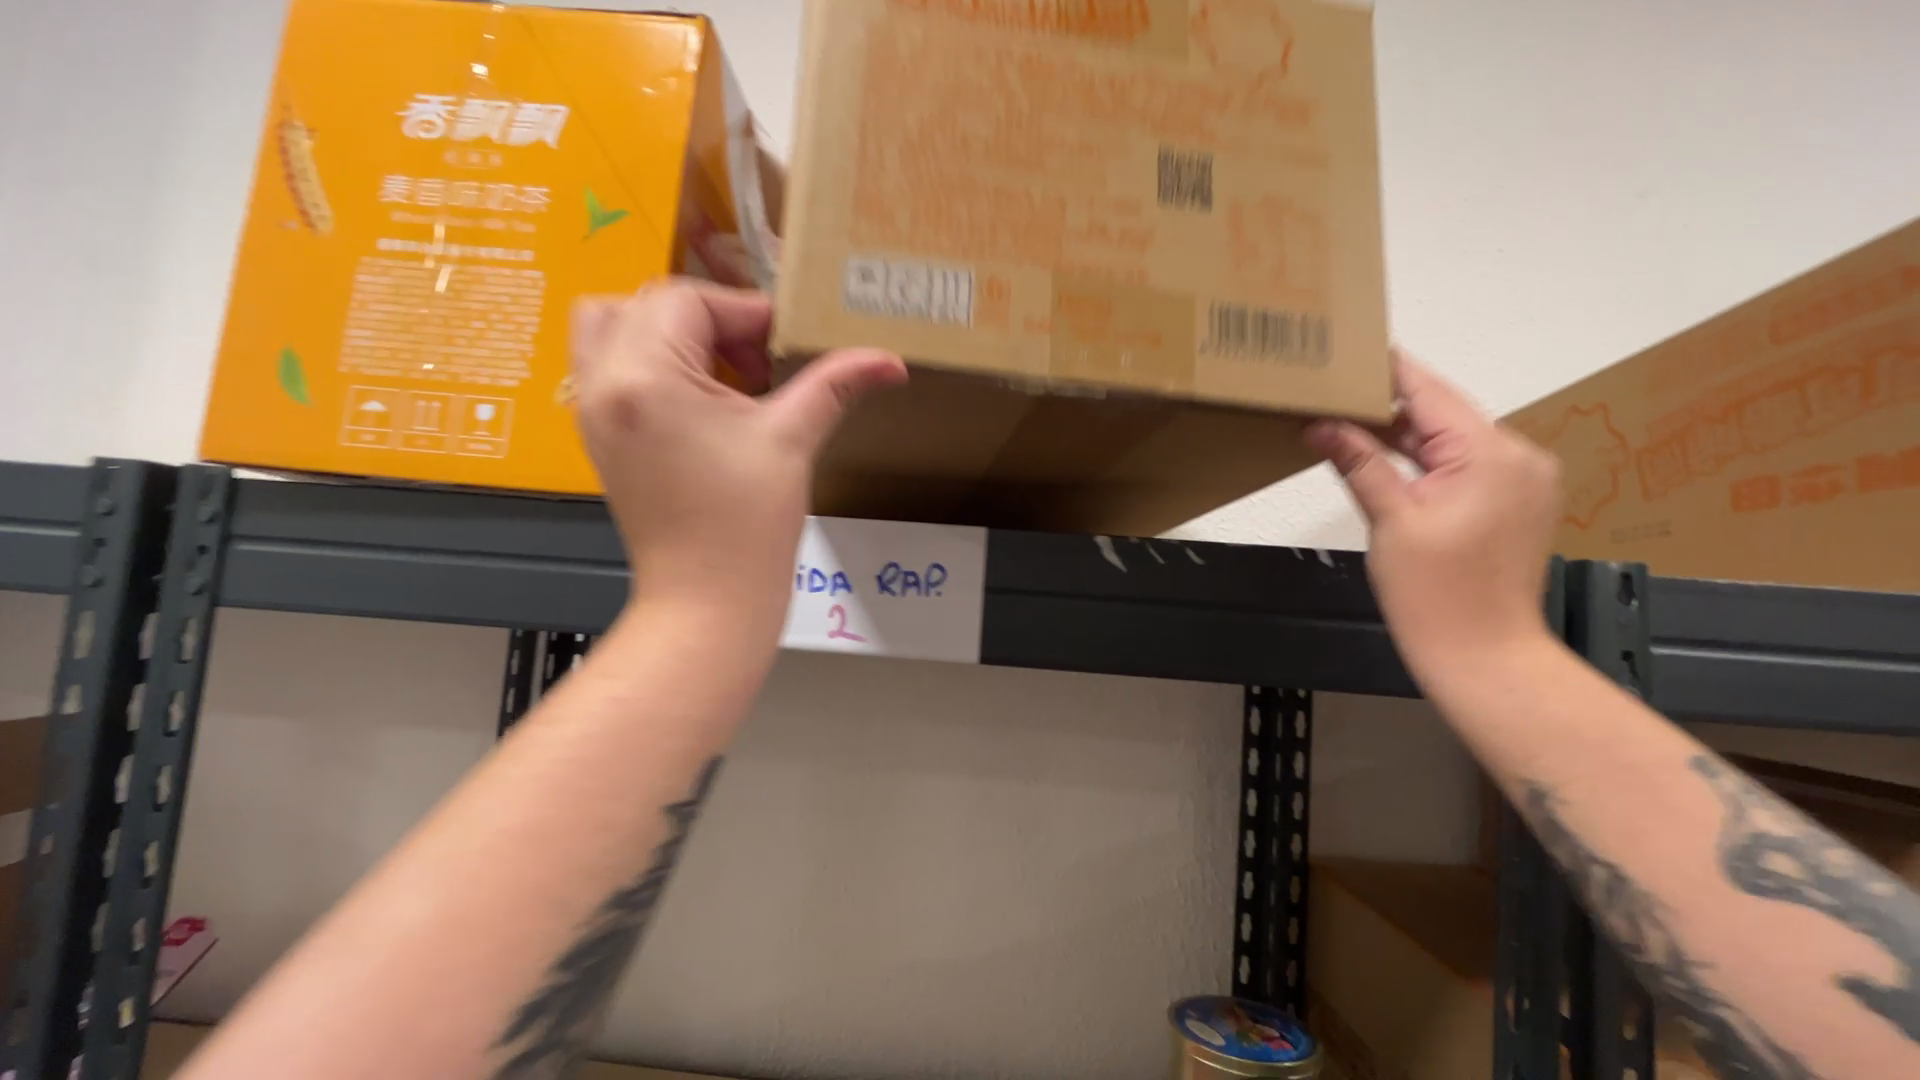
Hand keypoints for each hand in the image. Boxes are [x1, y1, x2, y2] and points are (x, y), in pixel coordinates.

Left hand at [571, 281, 905, 636]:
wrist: (705, 602)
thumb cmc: (747, 526)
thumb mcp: (792, 441)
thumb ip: (835, 384)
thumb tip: (890, 360)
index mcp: (646, 376)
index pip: (687, 300)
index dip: (744, 314)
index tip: (785, 346)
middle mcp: (603, 383)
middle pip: (644, 304)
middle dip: (705, 319)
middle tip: (753, 358)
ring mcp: (593, 412)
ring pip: (610, 327)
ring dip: (665, 332)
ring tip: (719, 372)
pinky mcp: (599, 437)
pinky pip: (606, 367)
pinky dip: (648, 362)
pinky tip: (699, 402)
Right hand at [1307, 350, 1560, 677]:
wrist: (1482, 653)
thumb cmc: (1436, 594)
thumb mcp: (1390, 520)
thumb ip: (1359, 462)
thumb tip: (1320, 424)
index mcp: (1491, 454)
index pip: (1430, 393)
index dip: (1388, 371)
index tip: (1351, 348)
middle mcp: (1519, 456)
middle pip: (1444, 412)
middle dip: (1390, 401)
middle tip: (1337, 385)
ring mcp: (1524, 479)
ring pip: (1454, 437)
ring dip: (1406, 430)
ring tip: (1352, 416)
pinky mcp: (1517, 500)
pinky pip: (1466, 462)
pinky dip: (1427, 456)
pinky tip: (1387, 453)